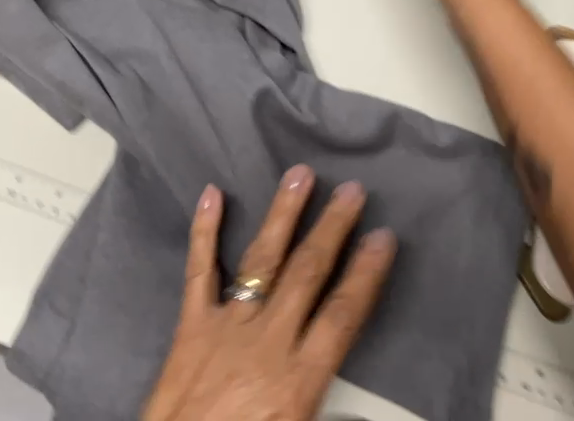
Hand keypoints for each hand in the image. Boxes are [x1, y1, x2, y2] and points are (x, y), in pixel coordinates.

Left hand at [142, 167, 397, 420]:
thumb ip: (321, 396)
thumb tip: (350, 383)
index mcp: (298, 378)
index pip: (342, 314)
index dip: (366, 274)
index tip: (383, 237)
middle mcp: (267, 341)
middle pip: (307, 273)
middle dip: (331, 228)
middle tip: (351, 191)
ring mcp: (227, 326)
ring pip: (261, 259)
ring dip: (283, 215)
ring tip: (299, 177)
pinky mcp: (191, 324)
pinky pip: (198, 270)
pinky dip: (204, 230)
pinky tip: (211, 194)